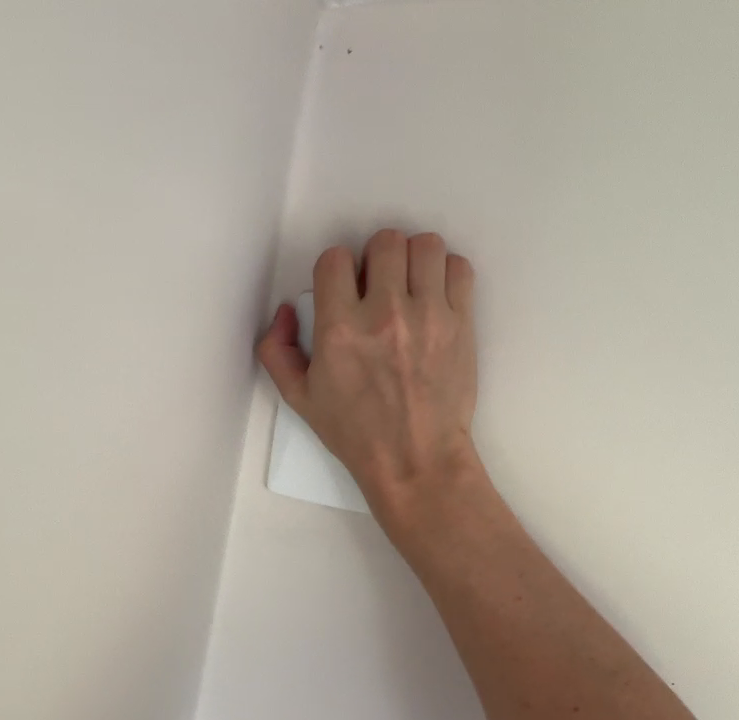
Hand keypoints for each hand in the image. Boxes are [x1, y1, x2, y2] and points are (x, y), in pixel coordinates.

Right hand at [257, 230, 486, 538]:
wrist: (414, 458)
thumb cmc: (354, 431)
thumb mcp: (298, 398)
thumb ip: (277, 350)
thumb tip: (286, 311)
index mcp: (339, 331)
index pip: (335, 260)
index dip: (334, 270)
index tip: (341, 292)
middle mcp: (384, 314)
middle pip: (385, 241)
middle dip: (375, 259)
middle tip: (376, 287)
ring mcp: (429, 315)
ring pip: (425, 245)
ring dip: (411, 259)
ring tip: (407, 286)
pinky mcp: (461, 322)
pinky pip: (458, 267)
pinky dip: (444, 273)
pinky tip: (432, 296)